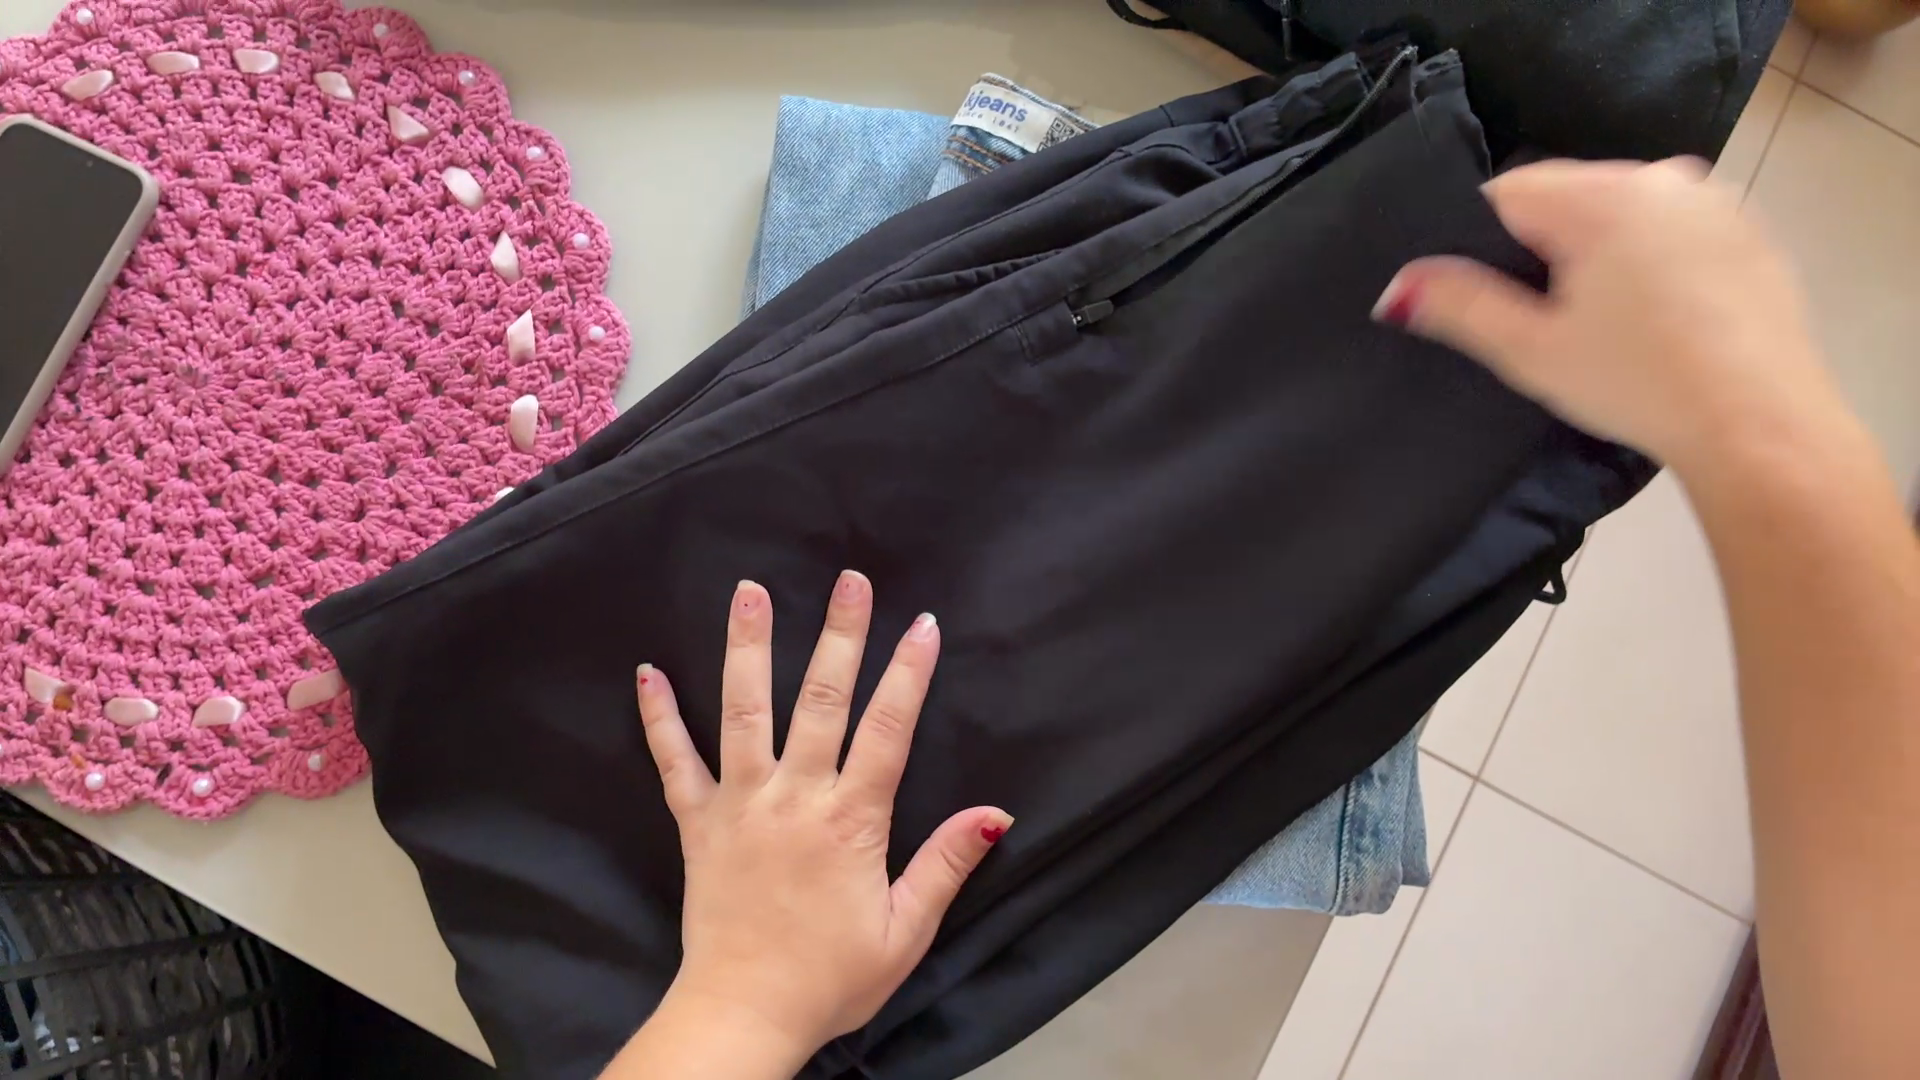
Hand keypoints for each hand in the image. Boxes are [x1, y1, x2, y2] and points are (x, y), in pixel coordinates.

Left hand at [634, 572, 1011, 1061]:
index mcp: (850, 820)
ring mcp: (740, 803)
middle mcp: (794, 796)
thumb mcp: (905, 931)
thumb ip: (948, 864)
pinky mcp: (697, 822)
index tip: (924, 624)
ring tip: (749, 591)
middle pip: (822, 700)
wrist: (741, 1017)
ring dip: (749, 648)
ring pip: (744, 712)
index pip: (888, 729)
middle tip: (849, 581)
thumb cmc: (831, 977)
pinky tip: (648, 672)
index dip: (909, 673)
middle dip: (841, 635)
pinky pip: (674, 763)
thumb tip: (996, 813)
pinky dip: (660, 718)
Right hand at [1373, 158, 1847, 473]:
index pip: (1504, 192)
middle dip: (1526, 246)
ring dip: (1576, 252)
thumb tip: (1395, 287)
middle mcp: (1664, 179)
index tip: (1467, 292)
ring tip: (1576, 319)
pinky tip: (1631, 315)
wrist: (1759, 421)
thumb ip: (1457, 306)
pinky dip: (1627, 257)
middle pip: (1557, 197)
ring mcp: (1712, 200)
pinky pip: (1655, 226)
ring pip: (1606, 211)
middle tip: (1519, 315)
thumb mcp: (1527, 348)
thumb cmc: (1633, 382)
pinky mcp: (1742, 228)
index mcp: (1606, 199)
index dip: (1470, 240)